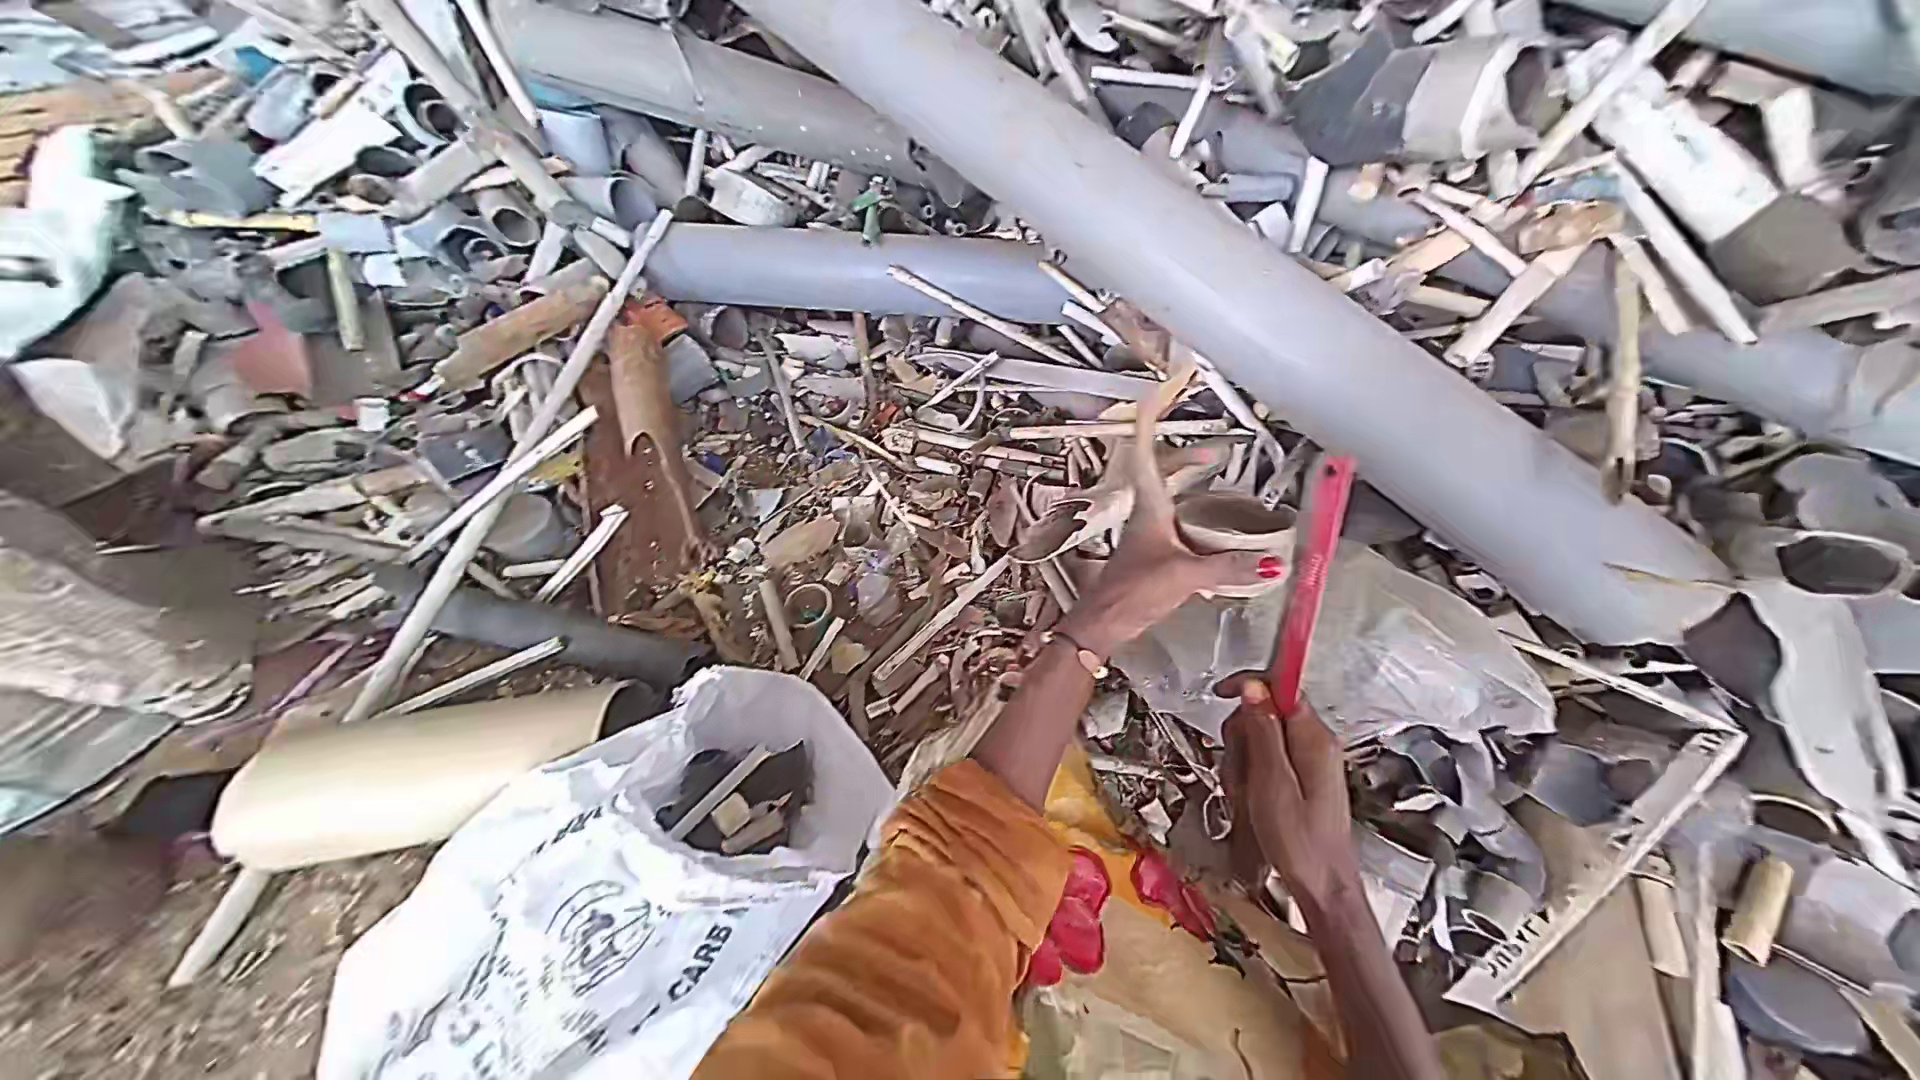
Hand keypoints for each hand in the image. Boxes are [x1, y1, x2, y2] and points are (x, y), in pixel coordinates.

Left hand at [1056, 453, 1280, 657]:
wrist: (1104, 622)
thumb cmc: (1129, 593)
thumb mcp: (1185, 575)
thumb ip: (1228, 568)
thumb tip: (1269, 563)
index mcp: (1149, 512)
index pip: (1156, 465)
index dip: (1181, 451)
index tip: (1206, 446)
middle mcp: (1146, 521)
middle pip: (1166, 485)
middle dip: (1191, 472)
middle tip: (1214, 464)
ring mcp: (1147, 541)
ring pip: (1174, 512)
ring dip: (1197, 505)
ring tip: (1225, 501)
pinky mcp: (1152, 562)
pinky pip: (1179, 538)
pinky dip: (1199, 535)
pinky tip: (1216, 548)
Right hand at [1222, 678, 1360, 909]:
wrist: (1322, 888)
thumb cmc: (1298, 840)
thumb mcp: (1271, 782)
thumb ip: (1262, 731)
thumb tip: (1253, 687)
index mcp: (1313, 738)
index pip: (1281, 687)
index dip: (1249, 686)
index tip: (1221, 695)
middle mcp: (1314, 743)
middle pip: (1265, 712)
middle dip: (1241, 734)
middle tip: (1239, 768)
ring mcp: (1308, 760)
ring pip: (1260, 736)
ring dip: (1242, 759)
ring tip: (1245, 791)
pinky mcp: (1300, 776)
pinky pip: (1265, 759)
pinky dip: (1250, 774)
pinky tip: (1250, 798)